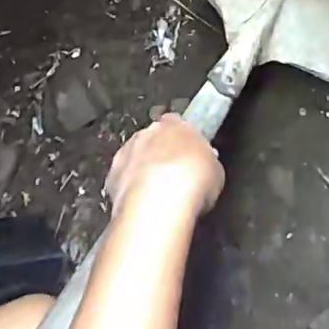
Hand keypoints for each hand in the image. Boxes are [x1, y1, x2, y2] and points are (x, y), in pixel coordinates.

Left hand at [105, 114, 224, 216]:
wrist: (159, 202)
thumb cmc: (190, 181)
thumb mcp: (216, 171)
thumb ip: (208, 161)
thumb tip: (208, 166)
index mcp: (177, 124)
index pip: (178, 123)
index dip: (182, 140)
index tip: (188, 155)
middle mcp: (151, 132)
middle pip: (155, 138)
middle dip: (161, 154)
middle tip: (173, 177)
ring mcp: (129, 151)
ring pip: (136, 156)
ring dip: (143, 170)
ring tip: (156, 195)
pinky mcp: (113, 174)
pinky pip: (121, 178)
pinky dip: (128, 189)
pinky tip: (141, 205)